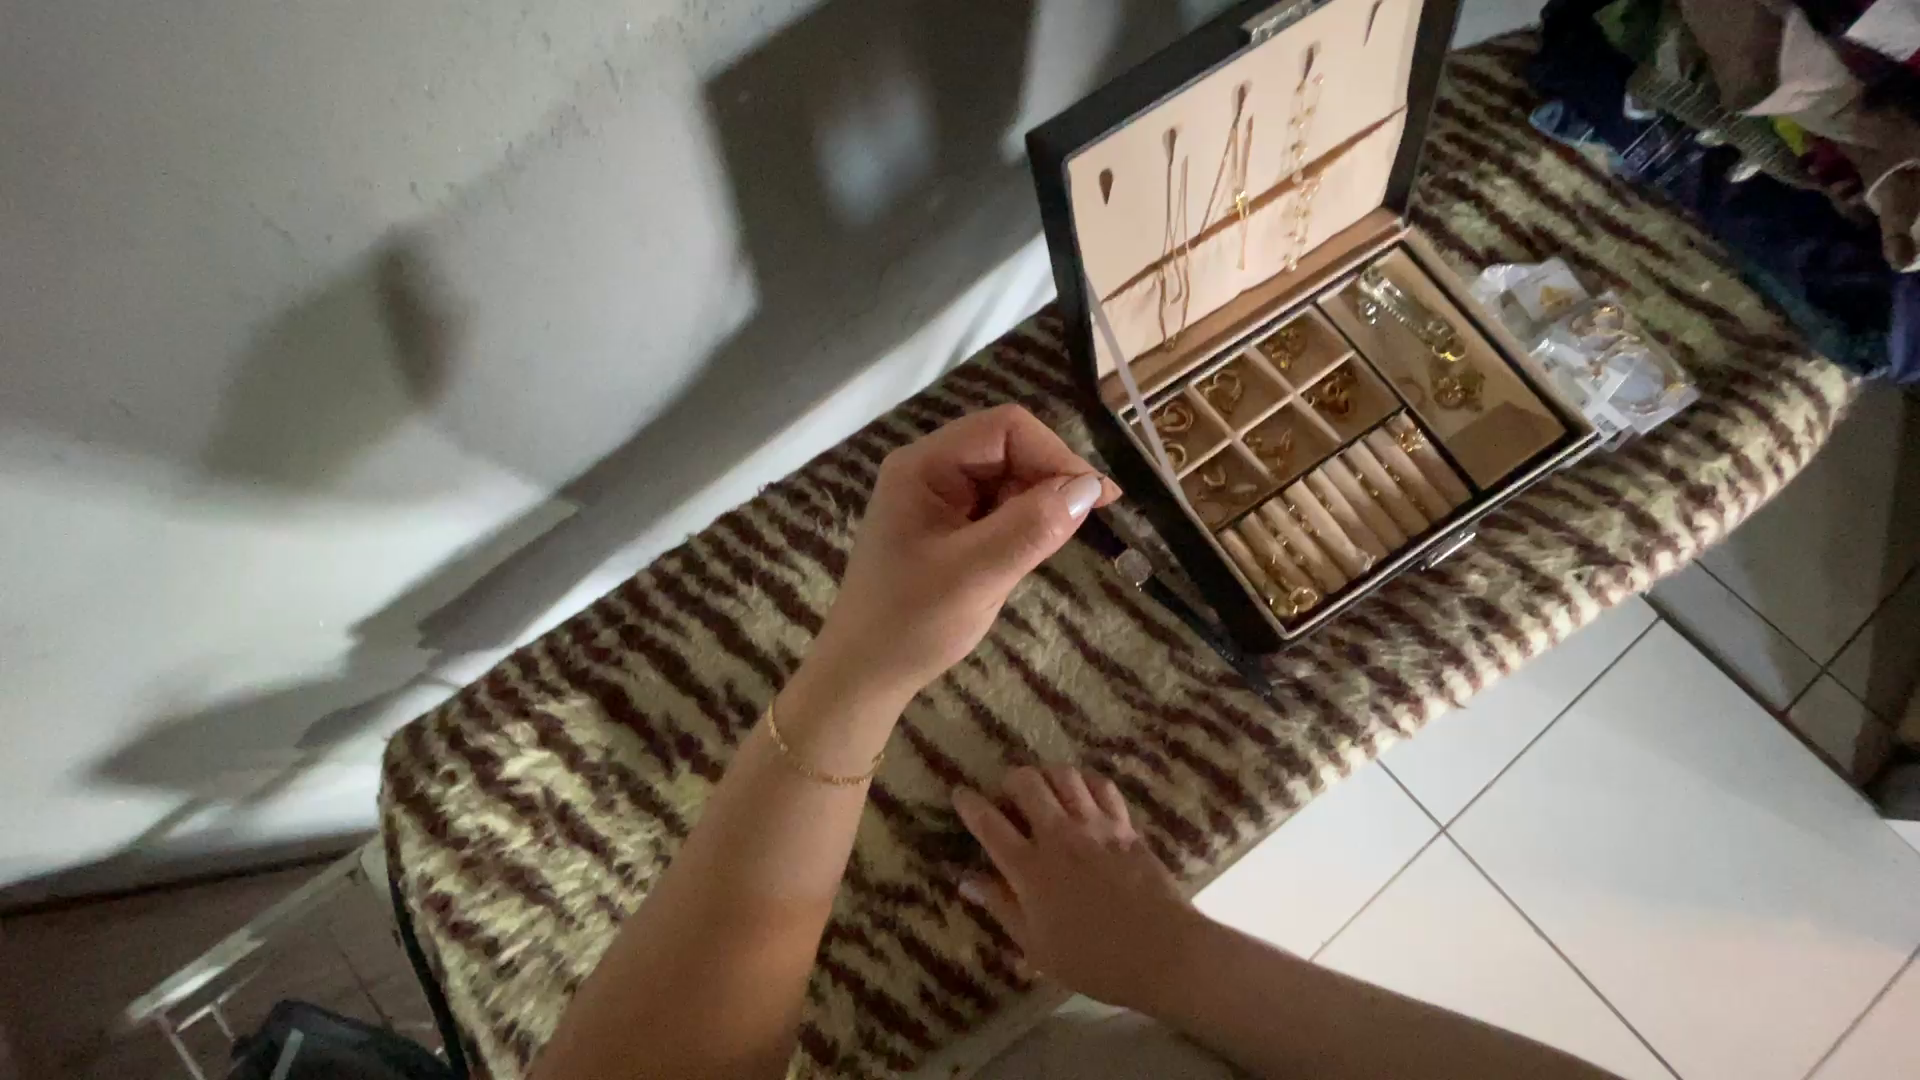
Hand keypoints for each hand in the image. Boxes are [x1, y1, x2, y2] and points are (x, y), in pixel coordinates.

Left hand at [812, 405, 1118, 704]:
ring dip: (1039, 506)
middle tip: (1079, 527)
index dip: (1054, 454)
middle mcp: (931, 471)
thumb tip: (1090, 488)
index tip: (1094, 498)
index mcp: (924, 467)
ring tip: (1045, 549)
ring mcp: (940, 500)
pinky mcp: (951, 527)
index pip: (1004, 429)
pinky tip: (1025, 556)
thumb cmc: (910, 624)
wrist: (867, 673)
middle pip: (1009, 449)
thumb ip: (1031, 527)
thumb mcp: (975, 576)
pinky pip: (1001, 509)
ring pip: (1010, 480)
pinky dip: (1025, 525)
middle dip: (1049, 481)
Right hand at [953, 766, 1201, 1010]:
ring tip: (1044, 790)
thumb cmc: (1093, 959)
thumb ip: (1000, 906)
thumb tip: (966, 880)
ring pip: (1063, 775)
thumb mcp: (1036, 946)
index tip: (960, 793)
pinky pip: (1101, 785)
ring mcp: (1094, 825)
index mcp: (1030, 869)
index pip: (989, 823)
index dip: (969, 803)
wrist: (1162, 952)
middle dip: (1010, 780)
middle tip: (1008, 796)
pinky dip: (1086, 782)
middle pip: (1026, 783)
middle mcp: (1058, 836)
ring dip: (1047, 776)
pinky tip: (1082, 794)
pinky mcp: (1123, 824)